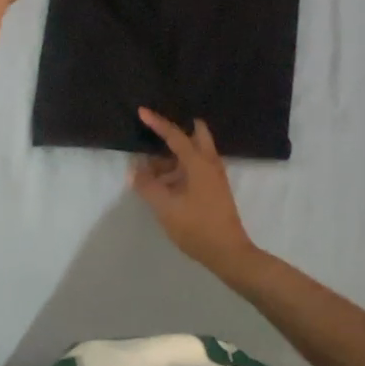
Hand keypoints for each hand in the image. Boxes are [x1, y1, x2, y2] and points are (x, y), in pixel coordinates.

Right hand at [130, 109, 255, 271]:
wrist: (229, 253)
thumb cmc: (197, 227)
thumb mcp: (166, 208)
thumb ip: (148, 186)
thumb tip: (135, 170)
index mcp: (199, 163)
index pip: (176, 135)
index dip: (158, 123)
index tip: (142, 111)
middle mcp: (210, 164)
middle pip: (194, 136)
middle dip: (175, 132)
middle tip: (155, 134)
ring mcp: (215, 177)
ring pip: (194, 154)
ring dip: (173, 156)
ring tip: (150, 169)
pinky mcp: (215, 189)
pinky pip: (196, 168)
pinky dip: (180, 168)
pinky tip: (164, 183)